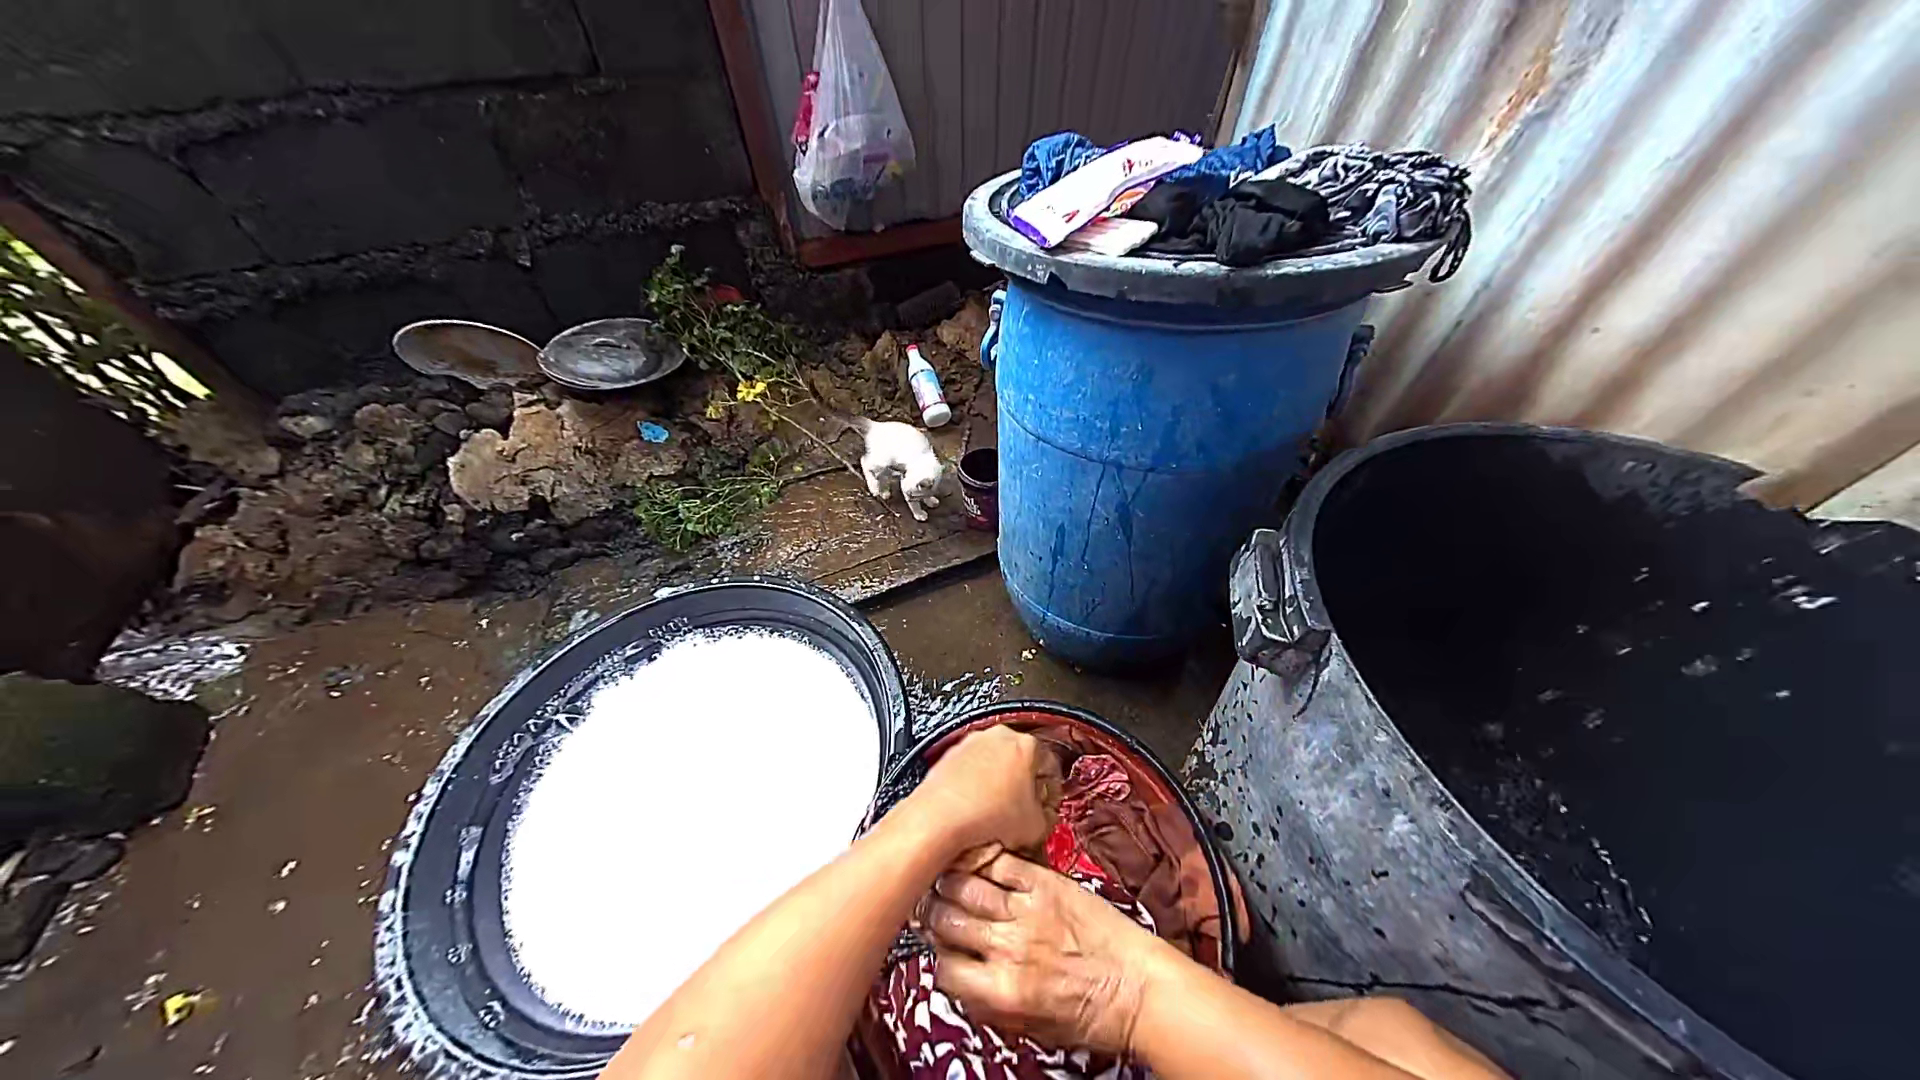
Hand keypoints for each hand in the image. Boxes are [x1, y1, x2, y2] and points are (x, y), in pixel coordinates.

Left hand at [901, 725, 1059, 856]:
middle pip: (1022, 759)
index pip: (1051, 765)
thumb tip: (1042, 816)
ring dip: (999, 783)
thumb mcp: (1036, 828)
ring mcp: (972, 742)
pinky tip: (975, 808)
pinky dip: (976, 783)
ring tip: (996, 812)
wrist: (938, 819)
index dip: (1052, 791)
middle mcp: (999, 736)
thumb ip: (1048, 816)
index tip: (1047, 806)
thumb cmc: (983, 817)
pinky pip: (972, 767)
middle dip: (1025, 784)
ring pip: (995, 761)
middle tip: (1024, 810)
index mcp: (1027, 746)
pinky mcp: (950, 752)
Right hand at [921, 852, 1171, 1055]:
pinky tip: (972, 857)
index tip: (939, 947)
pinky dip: (981, 858)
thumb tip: (960, 981)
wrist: (1138, 989)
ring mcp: (1026, 911)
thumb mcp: (1032, 1030)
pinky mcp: (1045, 883)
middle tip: (929, 904)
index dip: (937, 956)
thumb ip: (990, 1006)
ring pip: (967, 887)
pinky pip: (1001, 863)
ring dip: (948, 881)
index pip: (944, 969)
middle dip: (932, 912)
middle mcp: (1009, 948)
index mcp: (1003, 991)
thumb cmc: (1093, 1013)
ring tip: (942, 877)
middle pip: (948, 920)